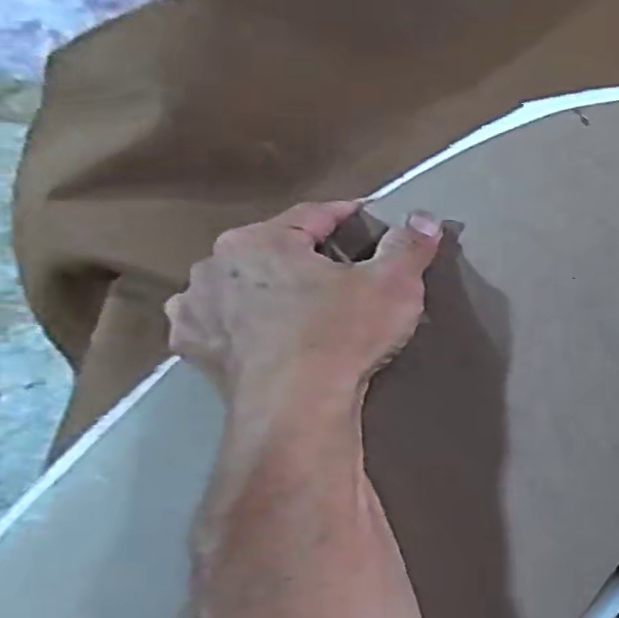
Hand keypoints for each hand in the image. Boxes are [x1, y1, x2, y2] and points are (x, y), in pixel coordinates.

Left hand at [166, 201, 442, 410]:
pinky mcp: (194, 347)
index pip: (313, 214)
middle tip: (347, 270)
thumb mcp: (395, 284)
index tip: (376, 221)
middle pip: (274, 249)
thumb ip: (409, 246)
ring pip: (242, 284)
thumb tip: (424, 219)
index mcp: (260, 241)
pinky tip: (271, 334)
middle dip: (308, 255)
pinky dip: (247, 322)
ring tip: (306, 305)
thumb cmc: (344, 332)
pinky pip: (224, 322)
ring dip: (270, 288)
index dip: (349, 215)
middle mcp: (212, 266)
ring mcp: (195, 308)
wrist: (297, 402)